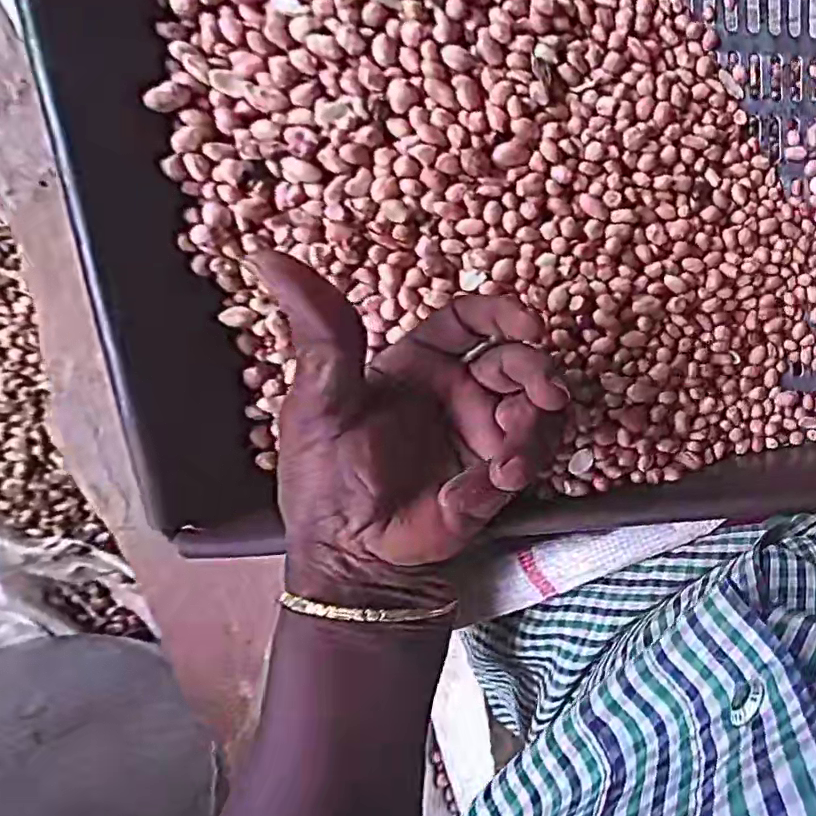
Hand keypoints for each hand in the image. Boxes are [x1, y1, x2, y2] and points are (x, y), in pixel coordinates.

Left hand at [253, 251, 569, 610]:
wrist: (354, 556)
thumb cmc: (327, 479)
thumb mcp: (319, 406)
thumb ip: (321, 337)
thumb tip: (270, 258)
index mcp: (421, 365)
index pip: (471, 323)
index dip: (503, 315)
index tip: (529, 325)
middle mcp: (464, 392)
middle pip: (519, 361)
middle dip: (538, 373)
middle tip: (546, 395)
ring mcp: (490, 431)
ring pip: (540, 408)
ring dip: (535, 429)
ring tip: (505, 464)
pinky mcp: (507, 470)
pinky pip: (535, 454)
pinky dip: (522, 465)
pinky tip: (496, 482)